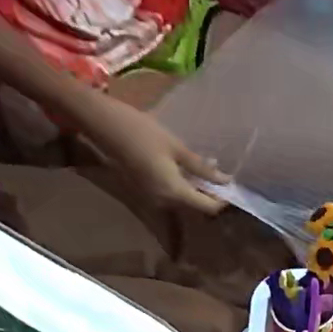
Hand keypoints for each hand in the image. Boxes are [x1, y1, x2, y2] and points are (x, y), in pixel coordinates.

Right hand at [81, 94, 230, 214]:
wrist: (101, 123)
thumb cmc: (141, 131)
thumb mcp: (177, 147)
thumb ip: (202, 167)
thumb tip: (226, 180)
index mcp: (175, 193)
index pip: (208, 208)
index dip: (222, 200)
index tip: (231, 186)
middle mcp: (164, 203)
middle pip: (196, 207)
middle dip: (210, 195)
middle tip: (221, 176)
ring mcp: (152, 199)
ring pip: (183, 201)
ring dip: (196, 189)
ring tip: (206, 170)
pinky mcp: (145, 191)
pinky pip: (170, 194)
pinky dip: (182, 186)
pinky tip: (186, 168)